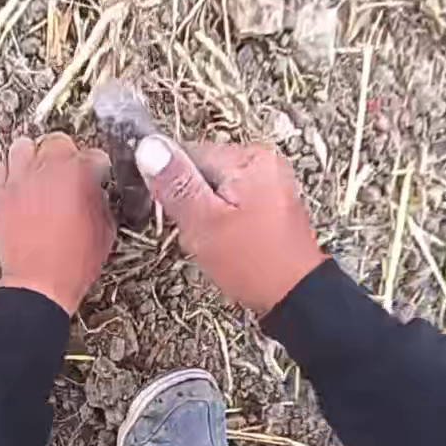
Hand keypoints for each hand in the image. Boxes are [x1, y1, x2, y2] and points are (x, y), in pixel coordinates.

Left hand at [0, 133, 115, 314]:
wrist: (40, 284)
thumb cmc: (73, 264)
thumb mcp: (105, 232)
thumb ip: (102, 203)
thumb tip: (97, 195)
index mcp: (79, 174)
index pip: (94, 155)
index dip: (99, 169)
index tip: (98, 177)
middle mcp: (46, 170)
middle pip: (57, 141)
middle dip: (67, 154)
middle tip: (70, 171)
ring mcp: (20, 180)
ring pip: (24, 146)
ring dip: (35, 156)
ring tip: (42, 172)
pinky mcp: (0, 195)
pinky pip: (0, 168)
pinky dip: (10, 172)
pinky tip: (21, 185)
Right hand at [134, 136, 325, 313]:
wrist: (296, 298)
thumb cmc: (255, 264)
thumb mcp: (205, 223)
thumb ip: (176, 184)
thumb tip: (149, 147)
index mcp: (249, 158)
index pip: (187, 154)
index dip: (173, 188)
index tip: (177, 215)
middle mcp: (264, 164)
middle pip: (202, 175)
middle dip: (192, 207)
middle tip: (202, 234)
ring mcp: (270, 187)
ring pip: (215, 195)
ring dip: (206, 220)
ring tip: (218, 244)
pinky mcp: (270, 209)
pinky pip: (232, 209)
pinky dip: (223, 227)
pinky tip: (228, 247)